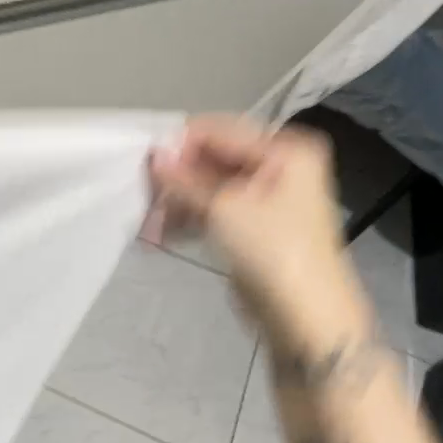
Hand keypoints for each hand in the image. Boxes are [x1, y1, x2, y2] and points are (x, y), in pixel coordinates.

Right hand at [150, 115, 369, 343]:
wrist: (302, 311)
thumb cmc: (272, 250)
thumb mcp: (223, 207)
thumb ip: (183, 178)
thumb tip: (153, 153)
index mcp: (285, 149)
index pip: (217, 131)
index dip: (178, 146)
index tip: (140, 165)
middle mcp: (276, 165)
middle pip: (209, 160)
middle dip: (172, 181)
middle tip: (141, 200)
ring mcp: (263, 196)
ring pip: (203, 188)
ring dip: (172, 204)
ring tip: (147, 228)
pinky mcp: (248, 224)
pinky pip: (208, 210)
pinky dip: (183, 220)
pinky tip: (159, 237)